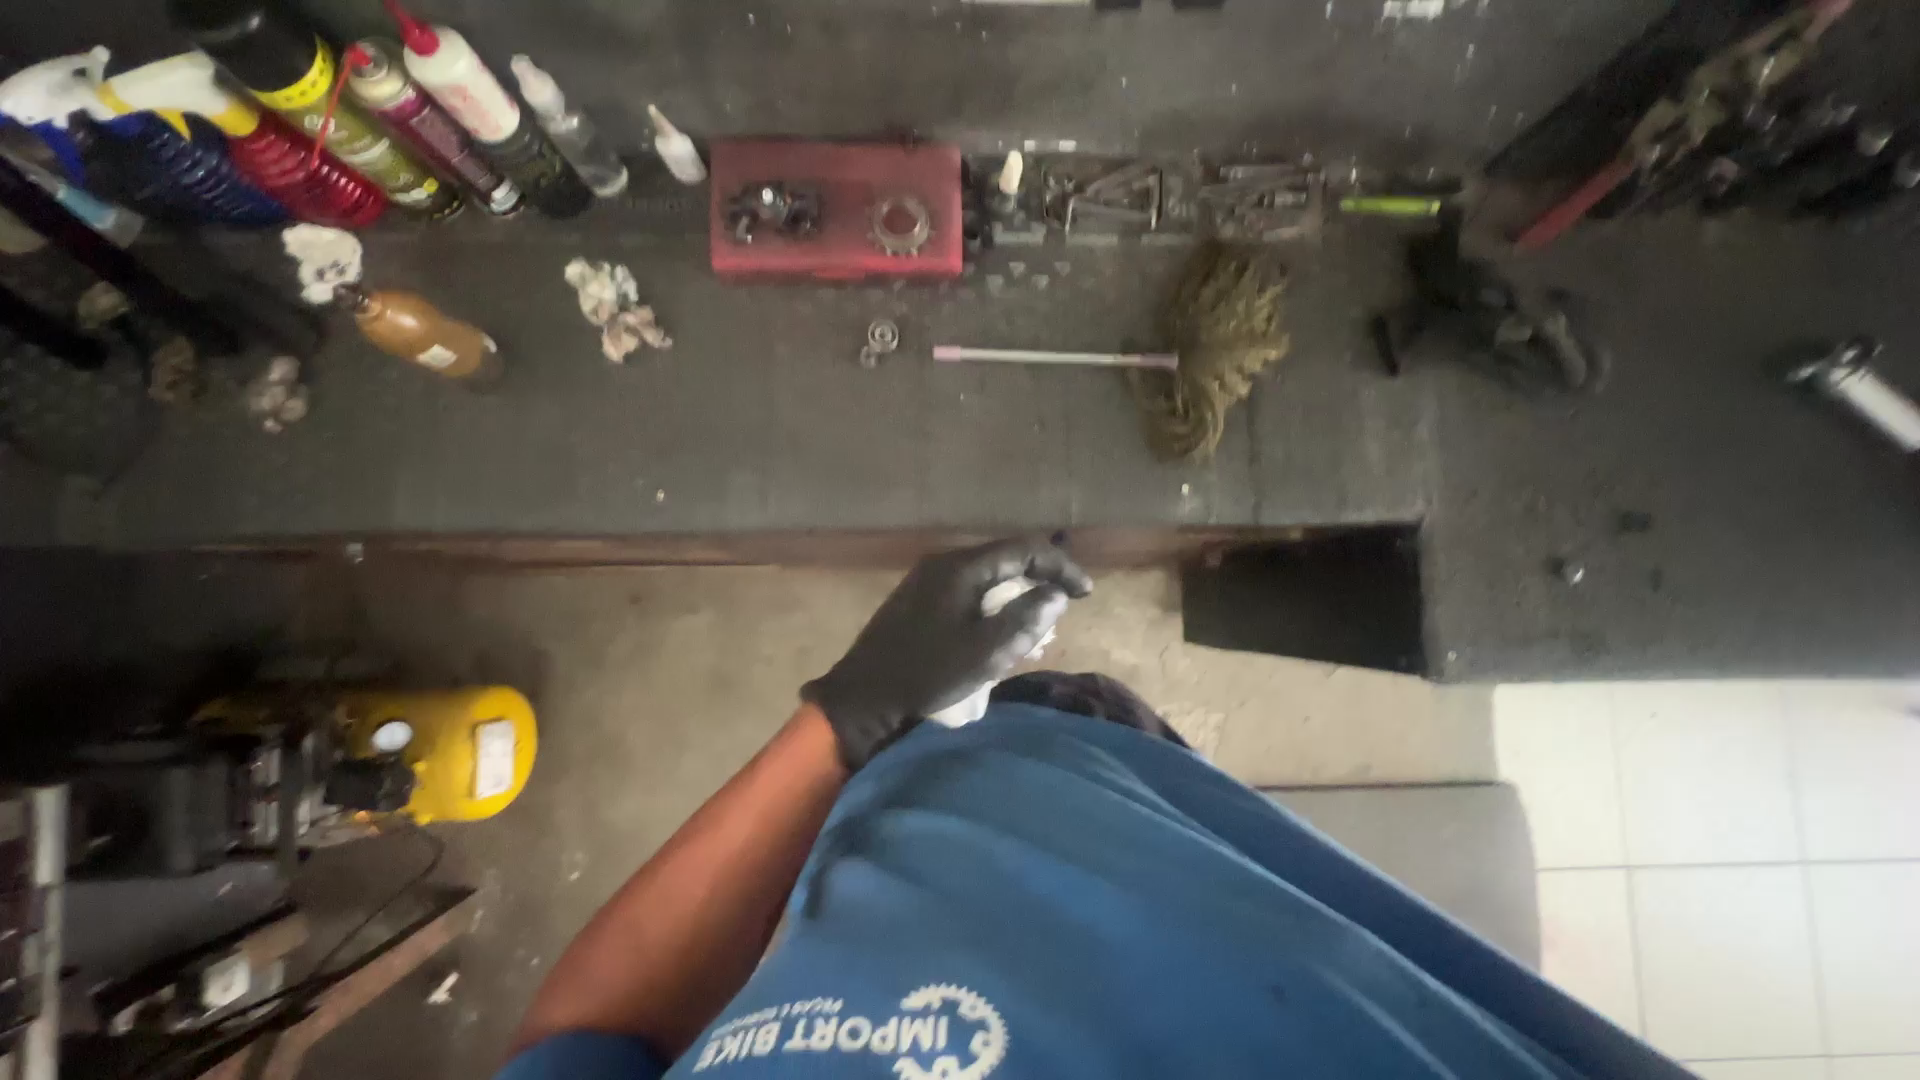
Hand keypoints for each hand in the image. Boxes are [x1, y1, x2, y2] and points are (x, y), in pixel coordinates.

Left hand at [802, 537, 1093, 769]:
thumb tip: (1056, 594)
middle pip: (1004, 561)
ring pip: (985, 580)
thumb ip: (1026, 618)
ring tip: (1036, 632)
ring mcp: (926, 581)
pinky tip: (998, 636)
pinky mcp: (916, 602)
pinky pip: (966, 594)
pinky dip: (991, 609)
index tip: (1085, 594)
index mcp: (961, 567)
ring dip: (1015, 599)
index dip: (1060, 567)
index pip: (1023, 550)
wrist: (862, 697)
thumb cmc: (927, 674)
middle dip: (1038, 583)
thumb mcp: (986, 652)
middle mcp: (942, 564)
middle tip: (1061, 613)